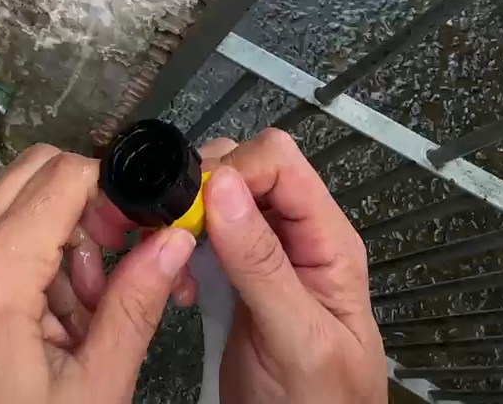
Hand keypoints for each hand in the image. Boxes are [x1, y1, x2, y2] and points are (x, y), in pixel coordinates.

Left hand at [0, 144, 196, 403]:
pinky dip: (29, 248)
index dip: (113, 192)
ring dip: (60, 231)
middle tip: (113, 266)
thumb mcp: (91, 390)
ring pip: (17, 195)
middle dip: (87, 204)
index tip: (138, 230)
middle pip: (40, 170)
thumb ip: (135, 304)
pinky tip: (47, 315)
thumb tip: (173, 241)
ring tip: (81, 309)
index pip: (68, 175)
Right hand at [202, 128, 385, 403]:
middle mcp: (297, 232)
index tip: (197, 205)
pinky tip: (180, 282)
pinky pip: (203, 229)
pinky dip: (180, 244)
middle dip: (203, 188)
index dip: (236, 169)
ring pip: (219, 192)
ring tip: (175, 259)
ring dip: (187, 216)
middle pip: (247, 165)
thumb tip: (219, 183)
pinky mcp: (236, 270)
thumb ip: (261, 264)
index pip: (281, 162)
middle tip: (178, 232)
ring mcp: (265, 250)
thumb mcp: (297, 340)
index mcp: (327, 239)